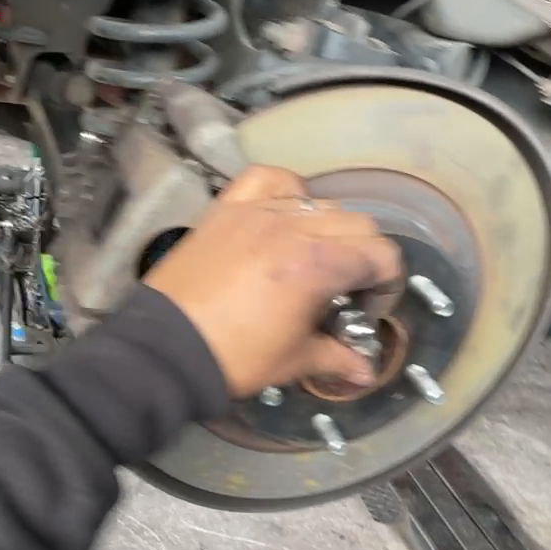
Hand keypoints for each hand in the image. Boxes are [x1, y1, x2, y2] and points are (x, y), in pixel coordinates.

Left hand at [143, 165, 402, 396]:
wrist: (164, 349)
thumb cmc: (233, 357)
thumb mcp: (293, 361)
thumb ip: (337, 357)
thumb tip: (366, 371)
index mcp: (318, 263)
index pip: (381, 253)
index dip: (386, 284)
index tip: (366, 309)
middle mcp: (293, 226)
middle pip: (356, 223)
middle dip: (362, 256)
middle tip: (343, 290)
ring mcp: (256, 212)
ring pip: (317, 201)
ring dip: (327, 228)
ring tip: (310, 259)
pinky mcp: (225, 209)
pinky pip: (266, 178)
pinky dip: (284, 189)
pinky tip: (283, 214)